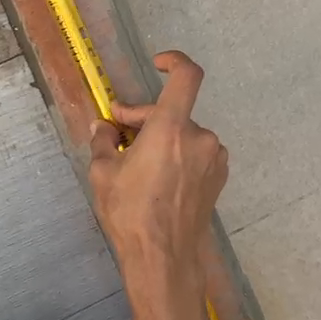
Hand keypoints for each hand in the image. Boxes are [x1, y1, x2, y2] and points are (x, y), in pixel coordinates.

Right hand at [87, 51, 228, 274]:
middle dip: (143, 120)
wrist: (163, 257)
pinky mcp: (218, 178)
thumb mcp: (102, 172)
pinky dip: (175, 156)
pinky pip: (194, 154)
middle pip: (173, 112)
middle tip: (116, 135)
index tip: (157, 65)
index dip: (175, 62)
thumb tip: (104, 127)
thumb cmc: (129, 212)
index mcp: (171, 129)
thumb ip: (103, 141)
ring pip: (183, 135)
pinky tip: (156, 179)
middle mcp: (200, 138)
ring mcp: (213, 159)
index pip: (187, 77)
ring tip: (135, 163)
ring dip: (160, 140)